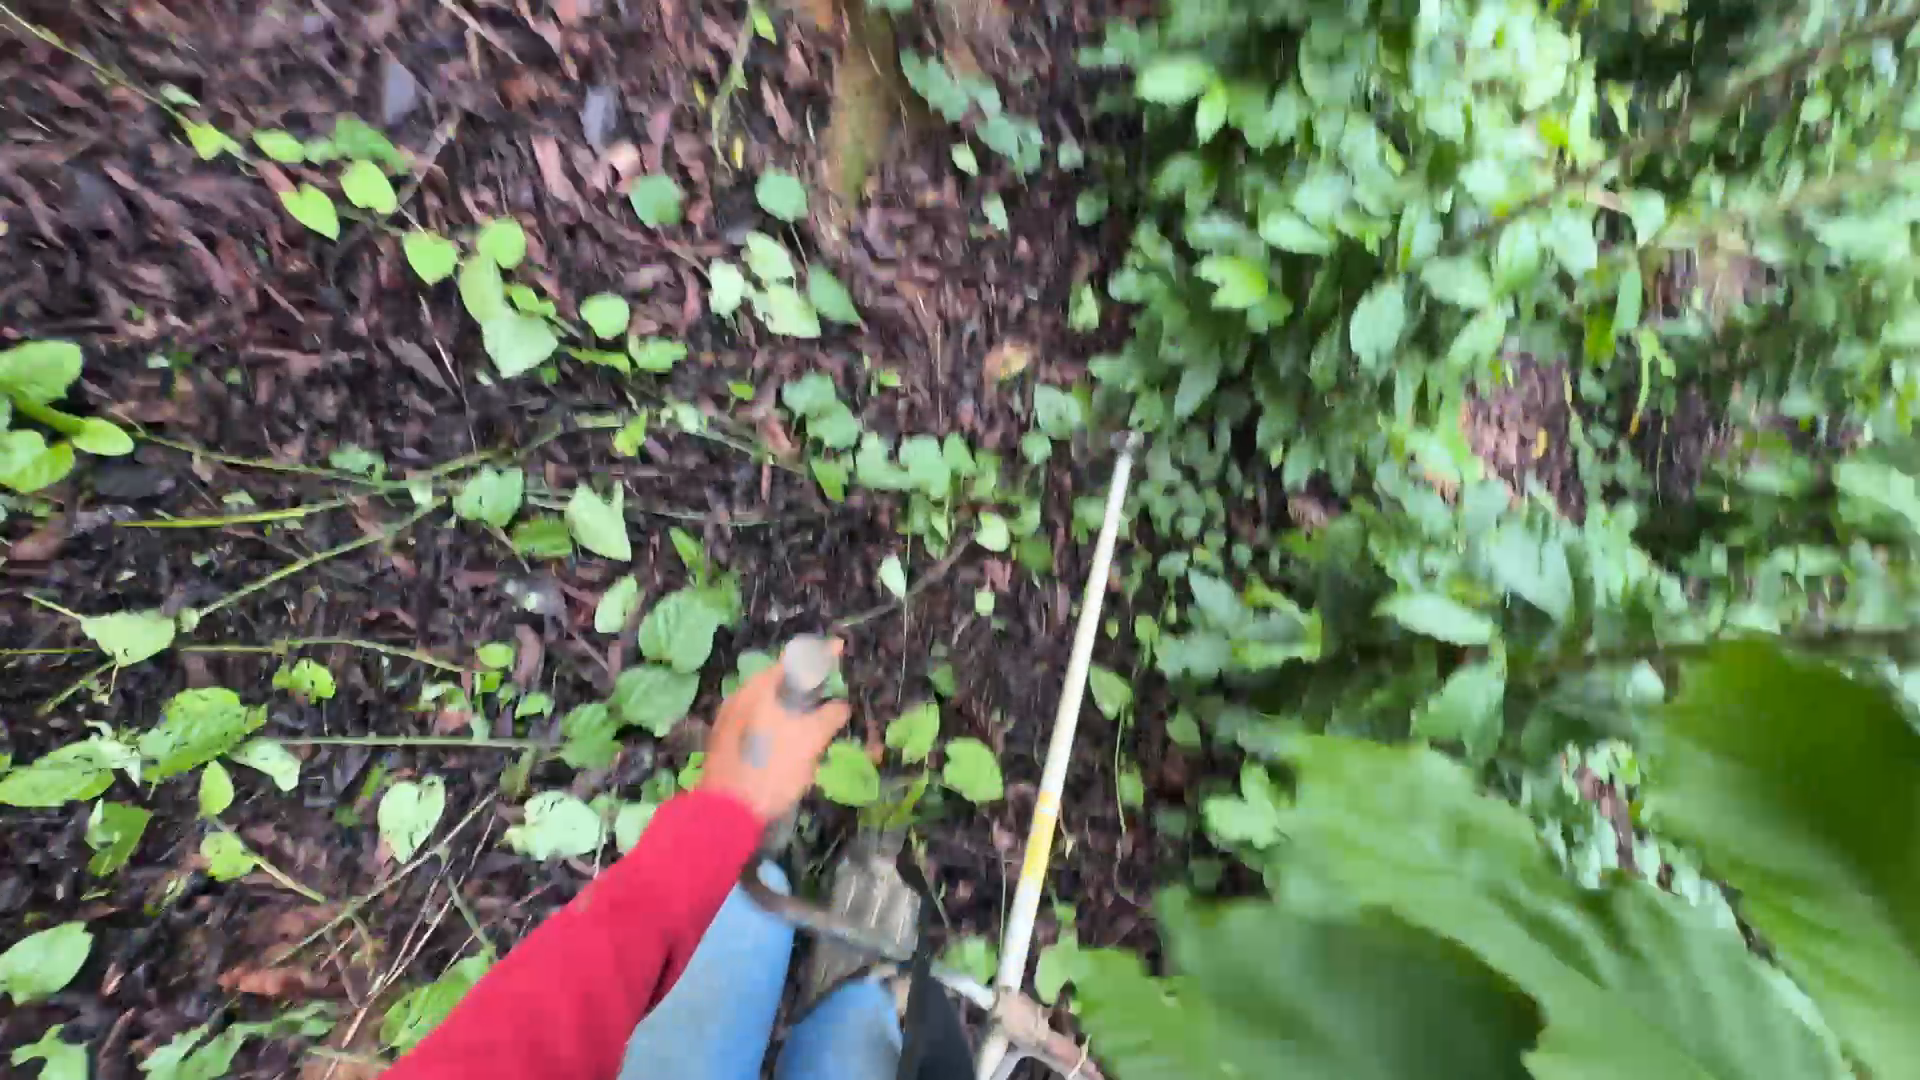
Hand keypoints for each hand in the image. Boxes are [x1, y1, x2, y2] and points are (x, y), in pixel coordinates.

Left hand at [698, 653, 851, 822]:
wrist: (725, 814)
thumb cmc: (772, 768)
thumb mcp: (811, 740)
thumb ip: (830, 715)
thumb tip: (841, 705)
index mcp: (761, 687)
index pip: (796, 659)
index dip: (821, 653)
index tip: (839, 648)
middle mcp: (740, 694)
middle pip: (780, 679)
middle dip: (806, 681)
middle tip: (828, 690)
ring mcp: (728, 717)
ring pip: (766, 701)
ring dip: (790, 703)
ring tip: (810, 717)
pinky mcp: (723, 740)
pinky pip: (755, 719)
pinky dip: (775, 719)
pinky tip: (786, 738)